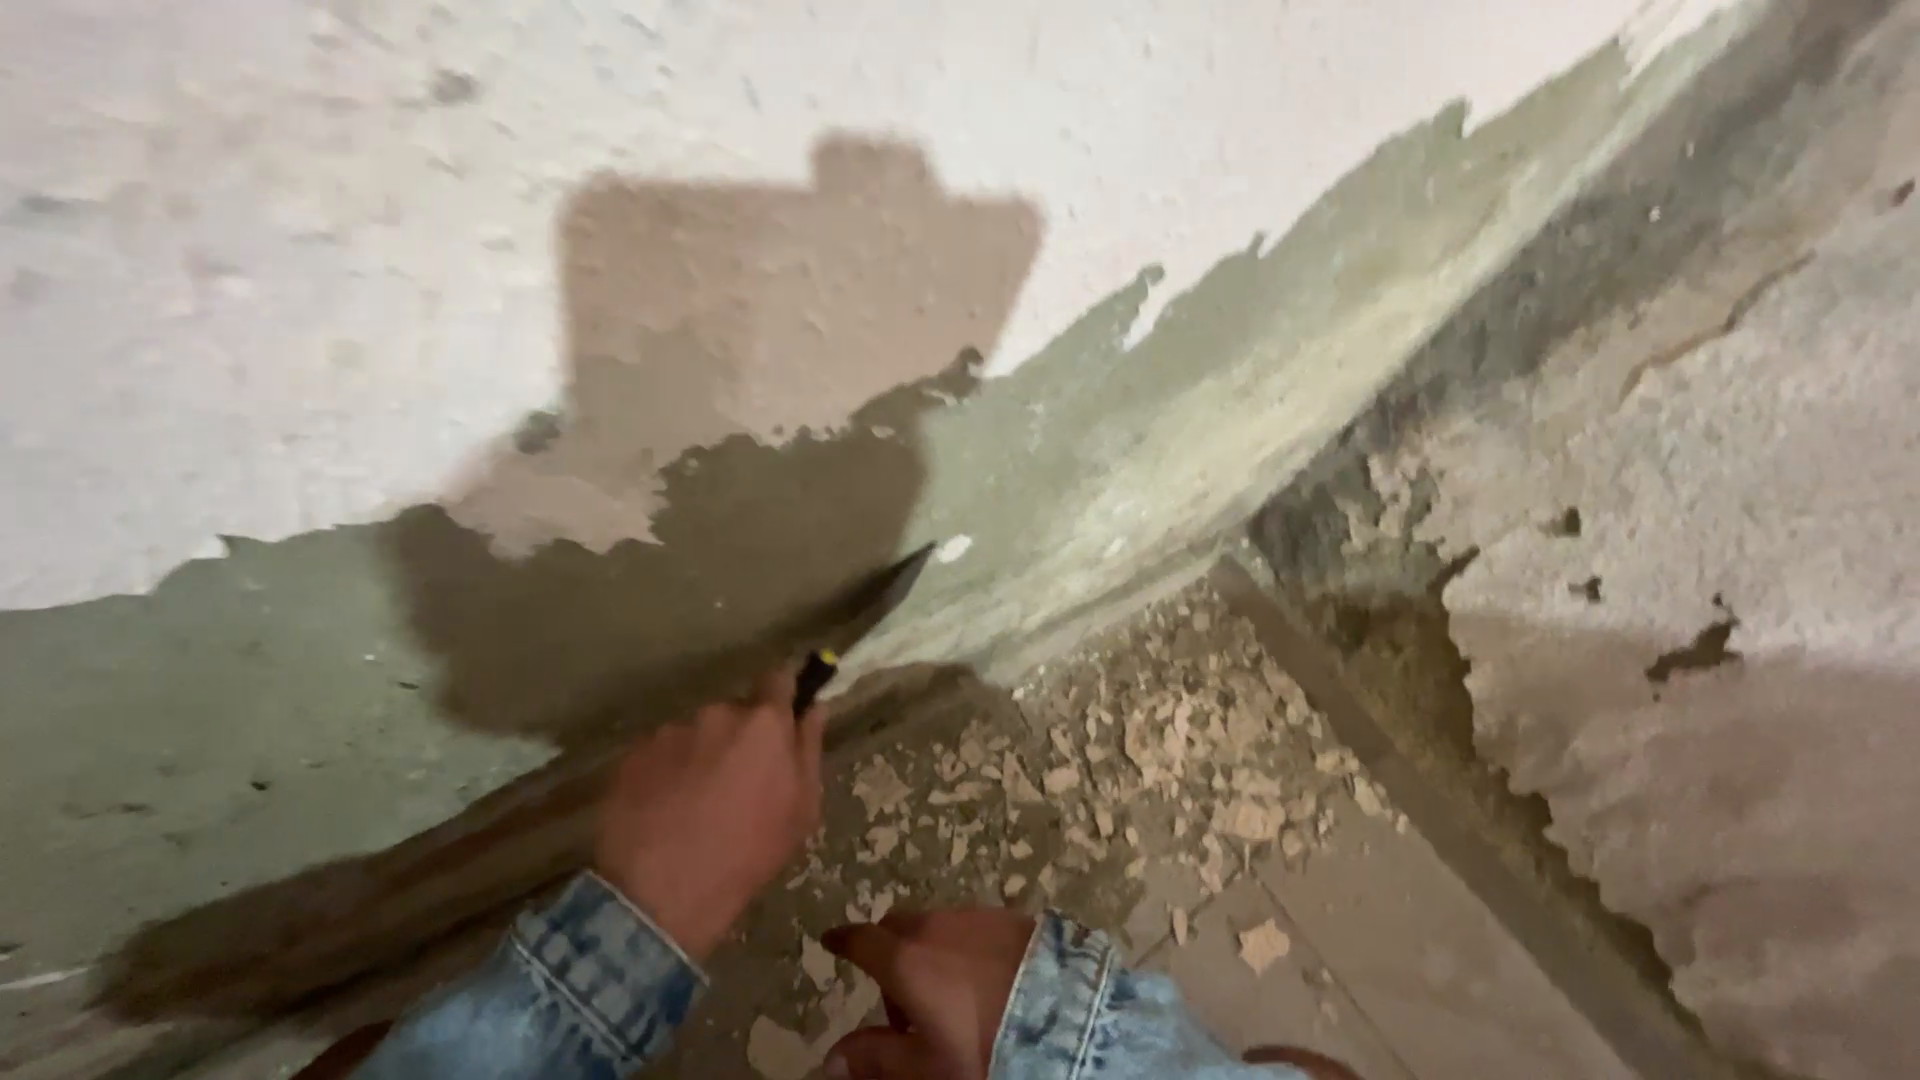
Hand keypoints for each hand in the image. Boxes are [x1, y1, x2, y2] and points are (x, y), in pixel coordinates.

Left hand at [594, 666, 826, 962]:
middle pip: (734, 713)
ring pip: (694, 734)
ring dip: (700, 755)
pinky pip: (659, 754)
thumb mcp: (801, 808)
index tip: (781, 716)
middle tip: (735, 783)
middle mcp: (716, 713)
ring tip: (693, 804)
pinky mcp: (631, 755)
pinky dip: (665, 773)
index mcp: (764, 722)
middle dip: (738, 737)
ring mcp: (669, 732)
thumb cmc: (749, 853)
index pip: (778, 678)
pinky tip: (663, 812)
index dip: (781, 693)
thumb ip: (809, 748)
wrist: (661, 894)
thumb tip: (814, 707)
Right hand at [823, 909, 1035, 1079]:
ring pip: (934, 924)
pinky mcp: (1007, 916)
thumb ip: (875, 1058)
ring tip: (945, 996)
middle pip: (897, 928)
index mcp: (905, 958)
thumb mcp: (926, 1067)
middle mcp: (934, 926)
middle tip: (900, 1001)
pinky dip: (959, 944)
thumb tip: (830, 1058)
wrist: (1067, 1017)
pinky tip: (979, 977)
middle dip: (888, 953)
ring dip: (926, 950)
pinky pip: (968, 924)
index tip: (831, 940)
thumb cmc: (984, 1047)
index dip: (843, 940)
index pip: (861, 939)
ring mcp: (973, 916)